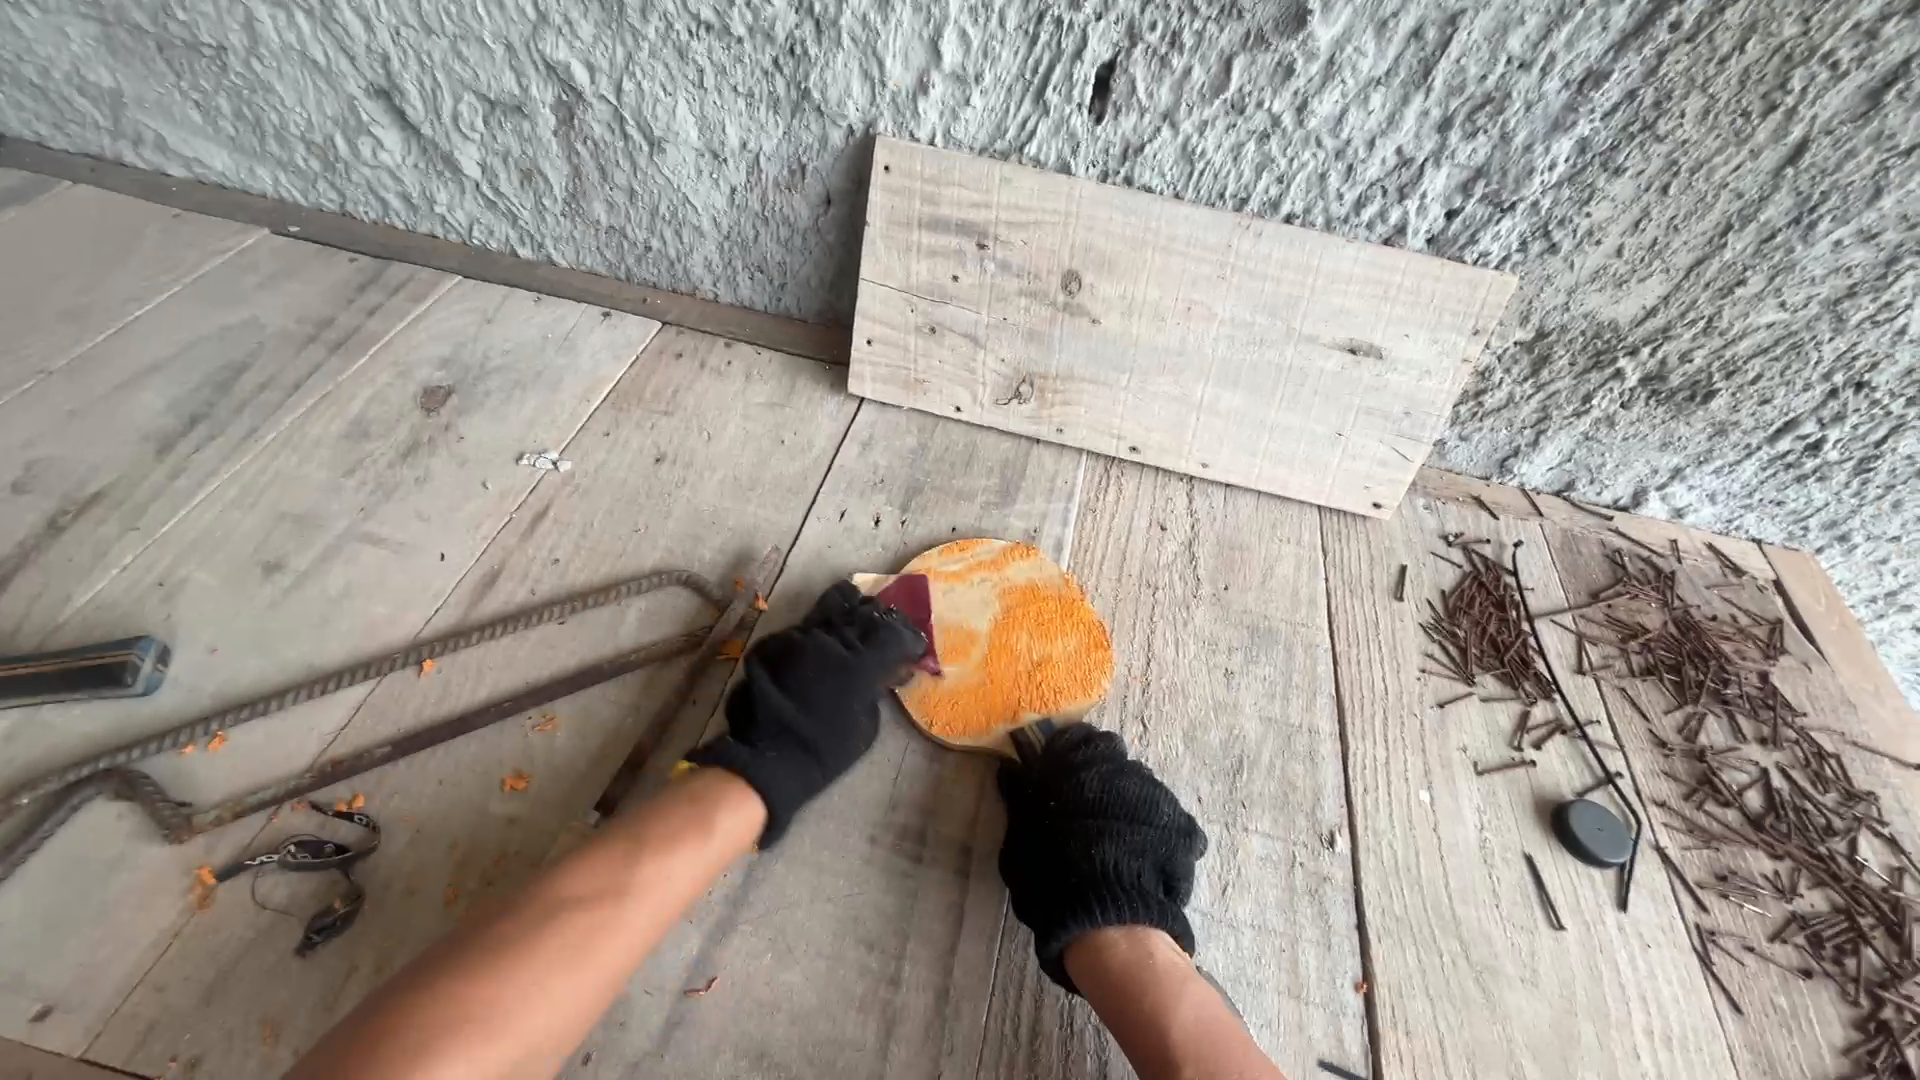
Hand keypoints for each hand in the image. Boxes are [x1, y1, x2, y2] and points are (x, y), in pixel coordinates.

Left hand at [687, 582, 925, 845]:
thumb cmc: (825, 750)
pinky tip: (817, 646)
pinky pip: (804, 627)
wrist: (765, 758)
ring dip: (849, 611)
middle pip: (866, 609)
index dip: (909, 637)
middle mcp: (833, 640)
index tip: (913, 646)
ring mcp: (800, 635)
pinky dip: (817, 634)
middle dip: (881, 617)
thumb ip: (877, 689)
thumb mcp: (867, 724)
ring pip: (833, 606)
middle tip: (885, 627)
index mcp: (861, 664)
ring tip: (854, 618)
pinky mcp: (775, 640)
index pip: (896, 632)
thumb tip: (886, 672)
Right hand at [997, 725, 1206, 992]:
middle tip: (1087, 816)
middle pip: (1112, 764)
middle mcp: (1121, 769)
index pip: (1078, 740)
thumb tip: (1009, 768)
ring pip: (1140, 789)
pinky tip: (1142, 859)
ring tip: (1116, 842)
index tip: (1062, 779)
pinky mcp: (1183, 827)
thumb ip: (1019, 799)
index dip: (1071, 757)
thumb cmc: (1053, 877)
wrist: (1111, 924)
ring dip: (1128, 806)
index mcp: (1080, 765)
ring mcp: (1156, 796)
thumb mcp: (1021, 839)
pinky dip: (1154, 832)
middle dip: (1102, 782)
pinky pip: (1165, 819)